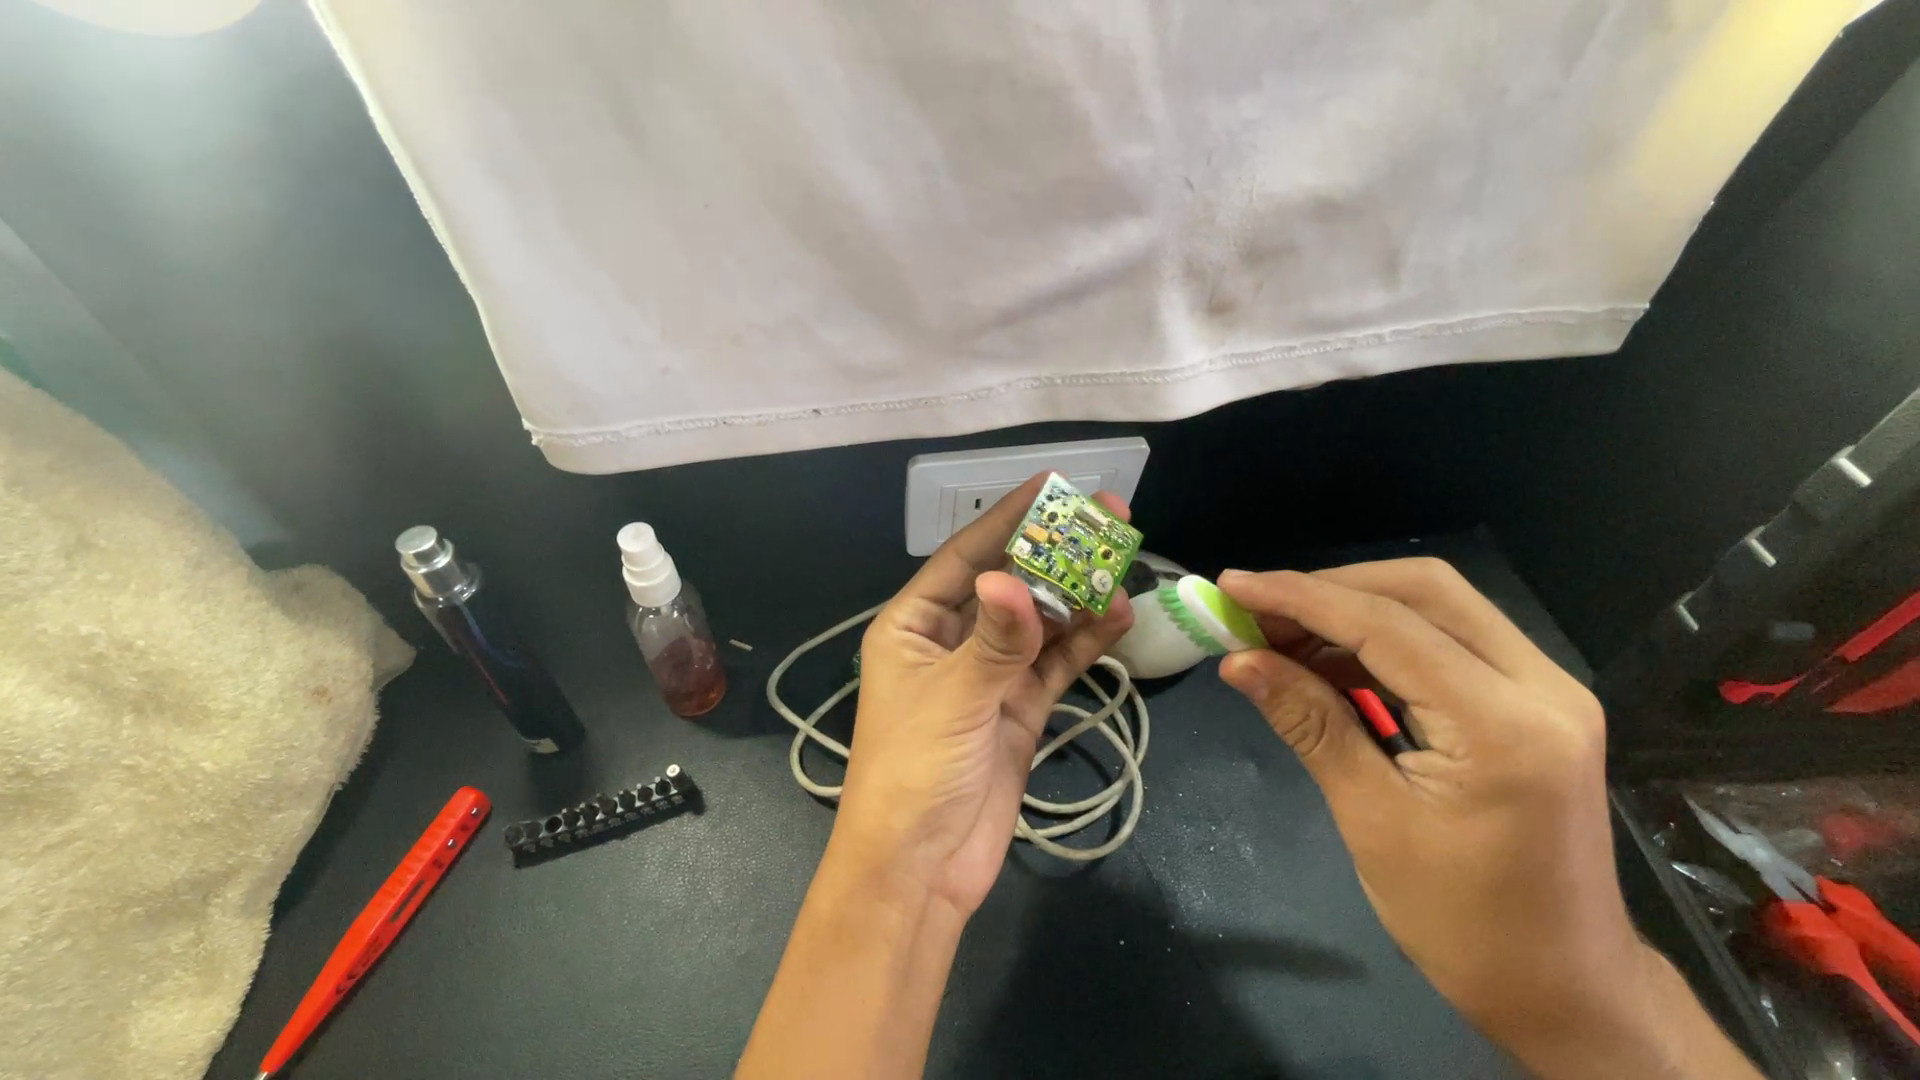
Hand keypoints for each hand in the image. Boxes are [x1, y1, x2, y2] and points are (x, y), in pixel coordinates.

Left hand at [835, 474, 1134, 914]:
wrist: (921, 867)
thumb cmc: (915, 771)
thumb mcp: (952, 698)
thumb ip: (994, 640)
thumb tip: (1013, 579)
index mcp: (913, 625)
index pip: (965, 556)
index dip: (1007, 518)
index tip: (1051, 483)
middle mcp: (951, 641)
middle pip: (1010, 583)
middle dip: (1055, 553)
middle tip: (1109, 517)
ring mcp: (988, 675)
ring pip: (1040, 622)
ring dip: (1079, 596)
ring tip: (1124, 563)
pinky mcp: (1018, 708)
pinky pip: (1055, 664)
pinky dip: (1085, 642)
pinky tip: (1119, 616)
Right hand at [1216, 560, 1758, 1078]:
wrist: (1563, 988)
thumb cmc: (1462, 922)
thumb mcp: (1371, 819)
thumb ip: (1309, 723)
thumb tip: (1238, 661)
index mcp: (1504, 726)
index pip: (1388, 627)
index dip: (1300, 597)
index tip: (1232, 585)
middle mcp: (1542, 686)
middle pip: (1424, 591)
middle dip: (1330, 589)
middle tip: (1256, 611)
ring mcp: (1547, 690)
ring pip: (1439, 607)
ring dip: (1353, 611)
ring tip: (1277, 635)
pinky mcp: (1534, 703)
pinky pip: (1450, 642)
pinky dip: (1382, 641)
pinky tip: (1327, 661)